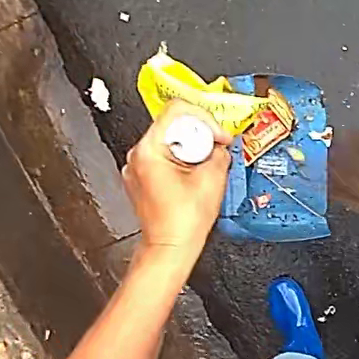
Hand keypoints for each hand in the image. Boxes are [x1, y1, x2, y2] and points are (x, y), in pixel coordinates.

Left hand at [123, 102, 231, 258]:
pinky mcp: (143, 179)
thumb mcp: (212, 180)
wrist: (170, 248)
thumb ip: (220, 153)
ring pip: (171, 143)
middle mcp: (138, 156)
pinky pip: (165, 159)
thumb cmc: (183, 222)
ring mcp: (138, 168)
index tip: (218, 135)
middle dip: (200, 138)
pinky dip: (183, 163)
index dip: (205, 119)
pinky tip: (194, 180)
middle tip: (215, 154)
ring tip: (205, 172)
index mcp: (149, 150)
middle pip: (174, 127)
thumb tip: (221, 146)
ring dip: (193, 151)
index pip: (177, 110)